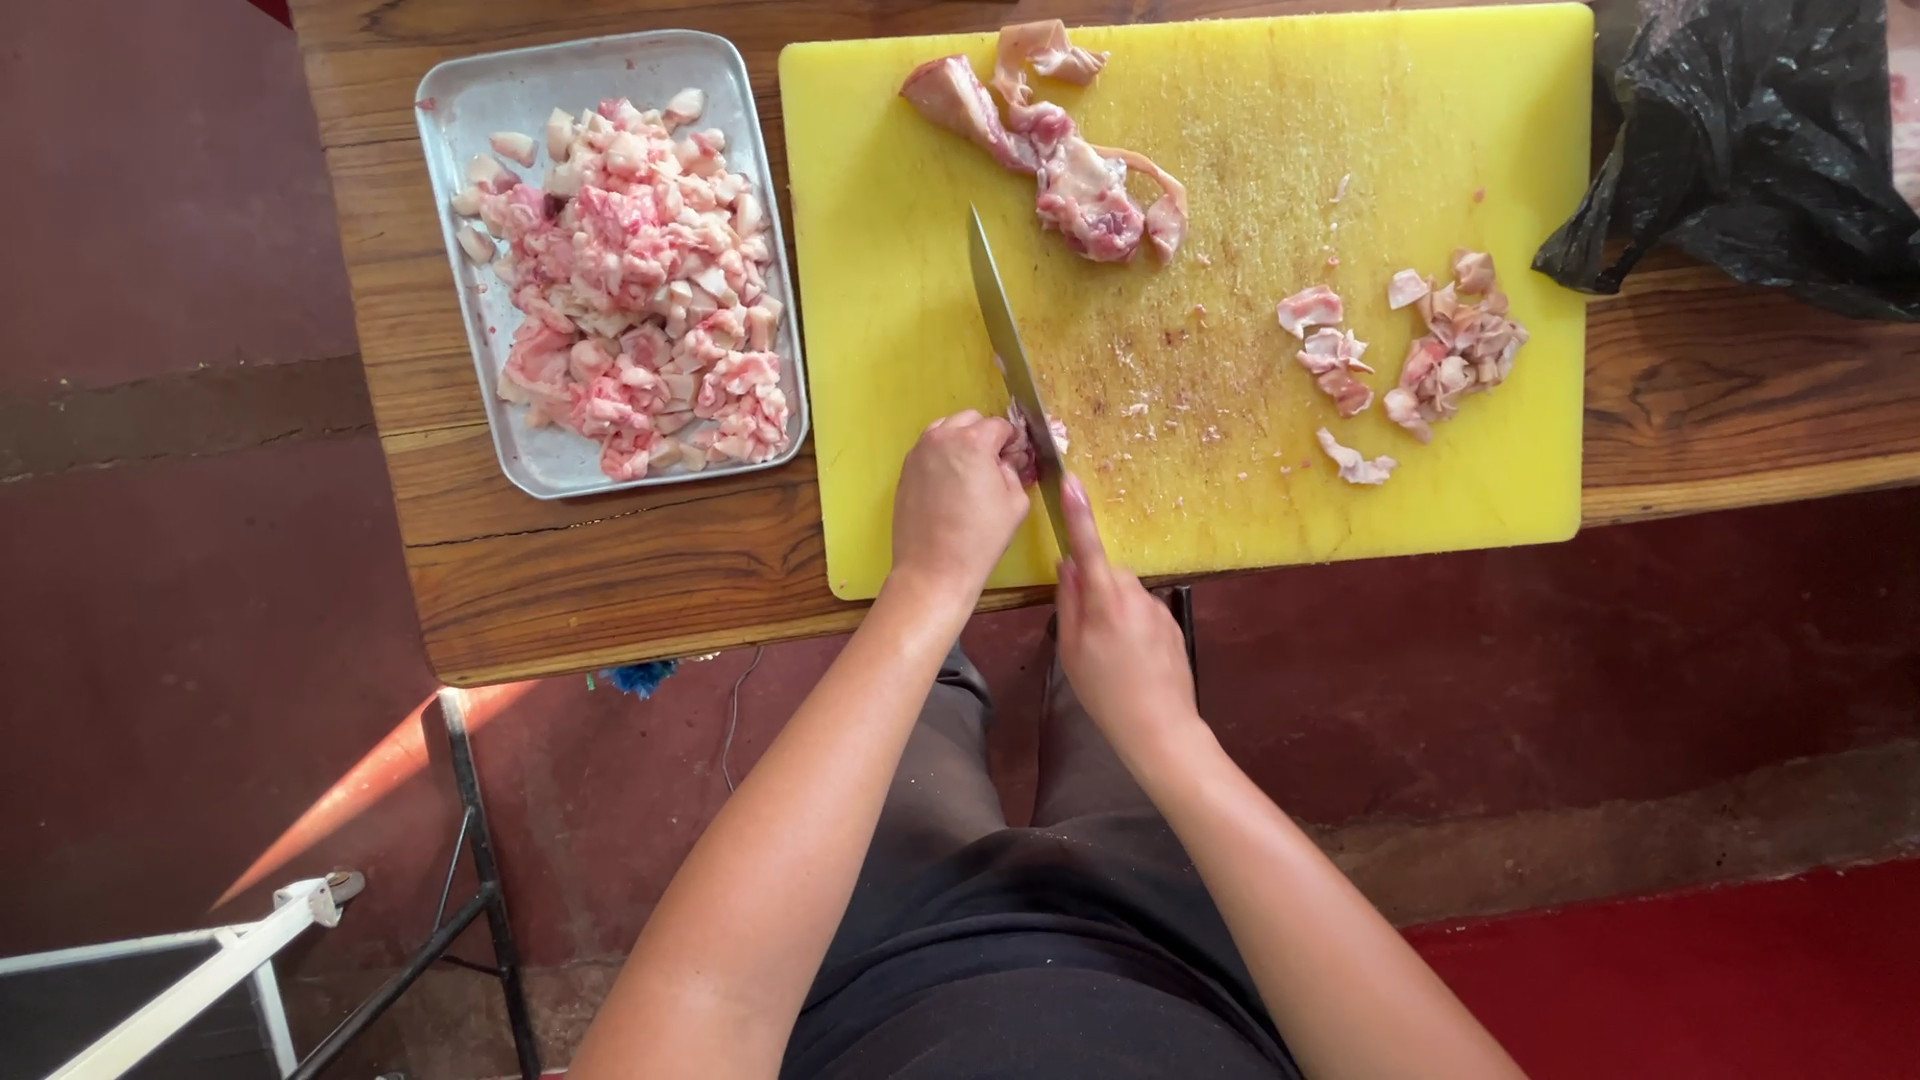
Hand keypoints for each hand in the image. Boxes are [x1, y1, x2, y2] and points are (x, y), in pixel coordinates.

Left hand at [890, 409, 1031, 598]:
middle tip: (994, 463)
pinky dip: (942, 455)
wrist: (934, 568)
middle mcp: (942, 438)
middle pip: (970, 420)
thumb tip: (1006, 462)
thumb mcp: (1015, 503)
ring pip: (945, 430)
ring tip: (970, 471)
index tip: (1016, 458)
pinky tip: (950, 482)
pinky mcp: (905, 470)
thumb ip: (1013, 471)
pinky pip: (928, 450)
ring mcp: (919, 452)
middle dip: (985, 435)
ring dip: (961, 441)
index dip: (1012, 441)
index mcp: (973, 442)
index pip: (999, 426)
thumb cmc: (980, 538)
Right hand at [1055, 472, 1204, 762]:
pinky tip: (1133, 659)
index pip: (1088, 548)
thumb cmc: (1104, 692)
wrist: (1160, 727)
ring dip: (1114, 609)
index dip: (1078, 514)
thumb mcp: (1071, 650)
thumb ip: (1068, 602)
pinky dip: (1133, 624)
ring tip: (1112, 654)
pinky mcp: (1172, 622)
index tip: (1072, 482)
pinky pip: (1143, 610)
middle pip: (1108, 573)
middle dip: (1096, 589)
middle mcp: (1134, 596)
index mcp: (1104, 601)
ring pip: (1126, 593)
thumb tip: (1068, 564)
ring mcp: (1158, 608)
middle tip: (1087, 633)